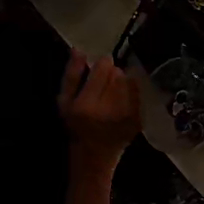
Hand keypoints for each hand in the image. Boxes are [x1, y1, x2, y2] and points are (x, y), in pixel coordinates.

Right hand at [58, 50, 140, 167]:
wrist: (95, 153)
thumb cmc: (76, 125)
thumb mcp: (64, 102)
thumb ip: (71, 75)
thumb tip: (78, 50)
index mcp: (87, 104)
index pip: (104, 68)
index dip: (102, 65)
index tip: (98, 70)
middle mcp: (109, 109)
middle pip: (118, 73)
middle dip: (112, 74)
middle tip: (105, 84)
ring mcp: (126, 115)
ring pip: (130, 81)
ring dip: (122, 82)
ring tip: (113, 93)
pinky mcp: (138, 118)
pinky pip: (139, 93)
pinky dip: (132, 93)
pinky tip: (123, 101)